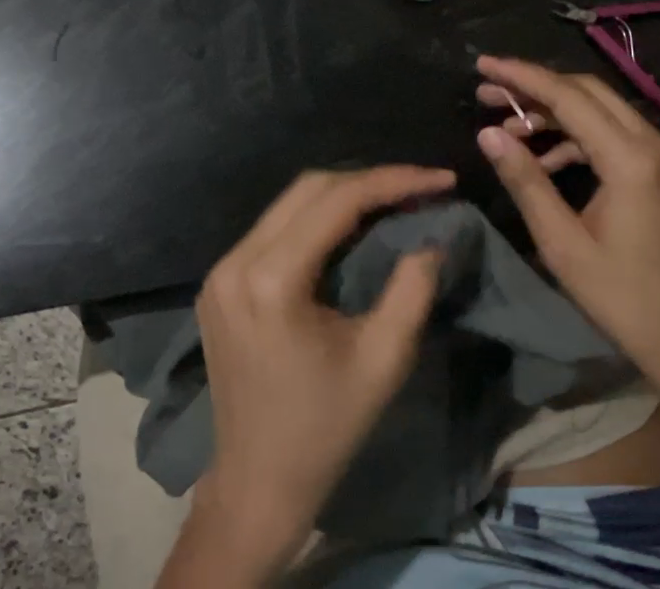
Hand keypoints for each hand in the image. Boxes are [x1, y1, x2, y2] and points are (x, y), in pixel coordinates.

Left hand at [192, 166, 453, 574]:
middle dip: (369, 181)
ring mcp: (219, 272)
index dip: (394, 181)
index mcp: (271, 280)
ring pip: (287, 205)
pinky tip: (351, 230)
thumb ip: (412, 289)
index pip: (337, 201)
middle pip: (307, 189)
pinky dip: (315, 221)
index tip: (442, 180)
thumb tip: (430, 238)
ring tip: (395, 203)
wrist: (258, 480)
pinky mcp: (217, 285)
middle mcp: (234, 262)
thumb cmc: (326, 427)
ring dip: (342, 197)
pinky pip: (272, 231)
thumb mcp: (383, 360)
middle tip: (421, 190)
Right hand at [474, 57, 659, 417]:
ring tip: (509, 130)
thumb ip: (526, 181)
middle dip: (537, 87)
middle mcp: (657, 146)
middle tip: (488, 93)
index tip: (483, 64)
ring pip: (605, 113)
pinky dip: (579, 138)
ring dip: (557, 114)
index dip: (522, 77)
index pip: (570, 97)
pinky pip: (618, 137)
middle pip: (590, 93)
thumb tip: (489, 133)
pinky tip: (547, 161)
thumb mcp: (562, 243)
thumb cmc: (622, 298)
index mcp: (631, 161)